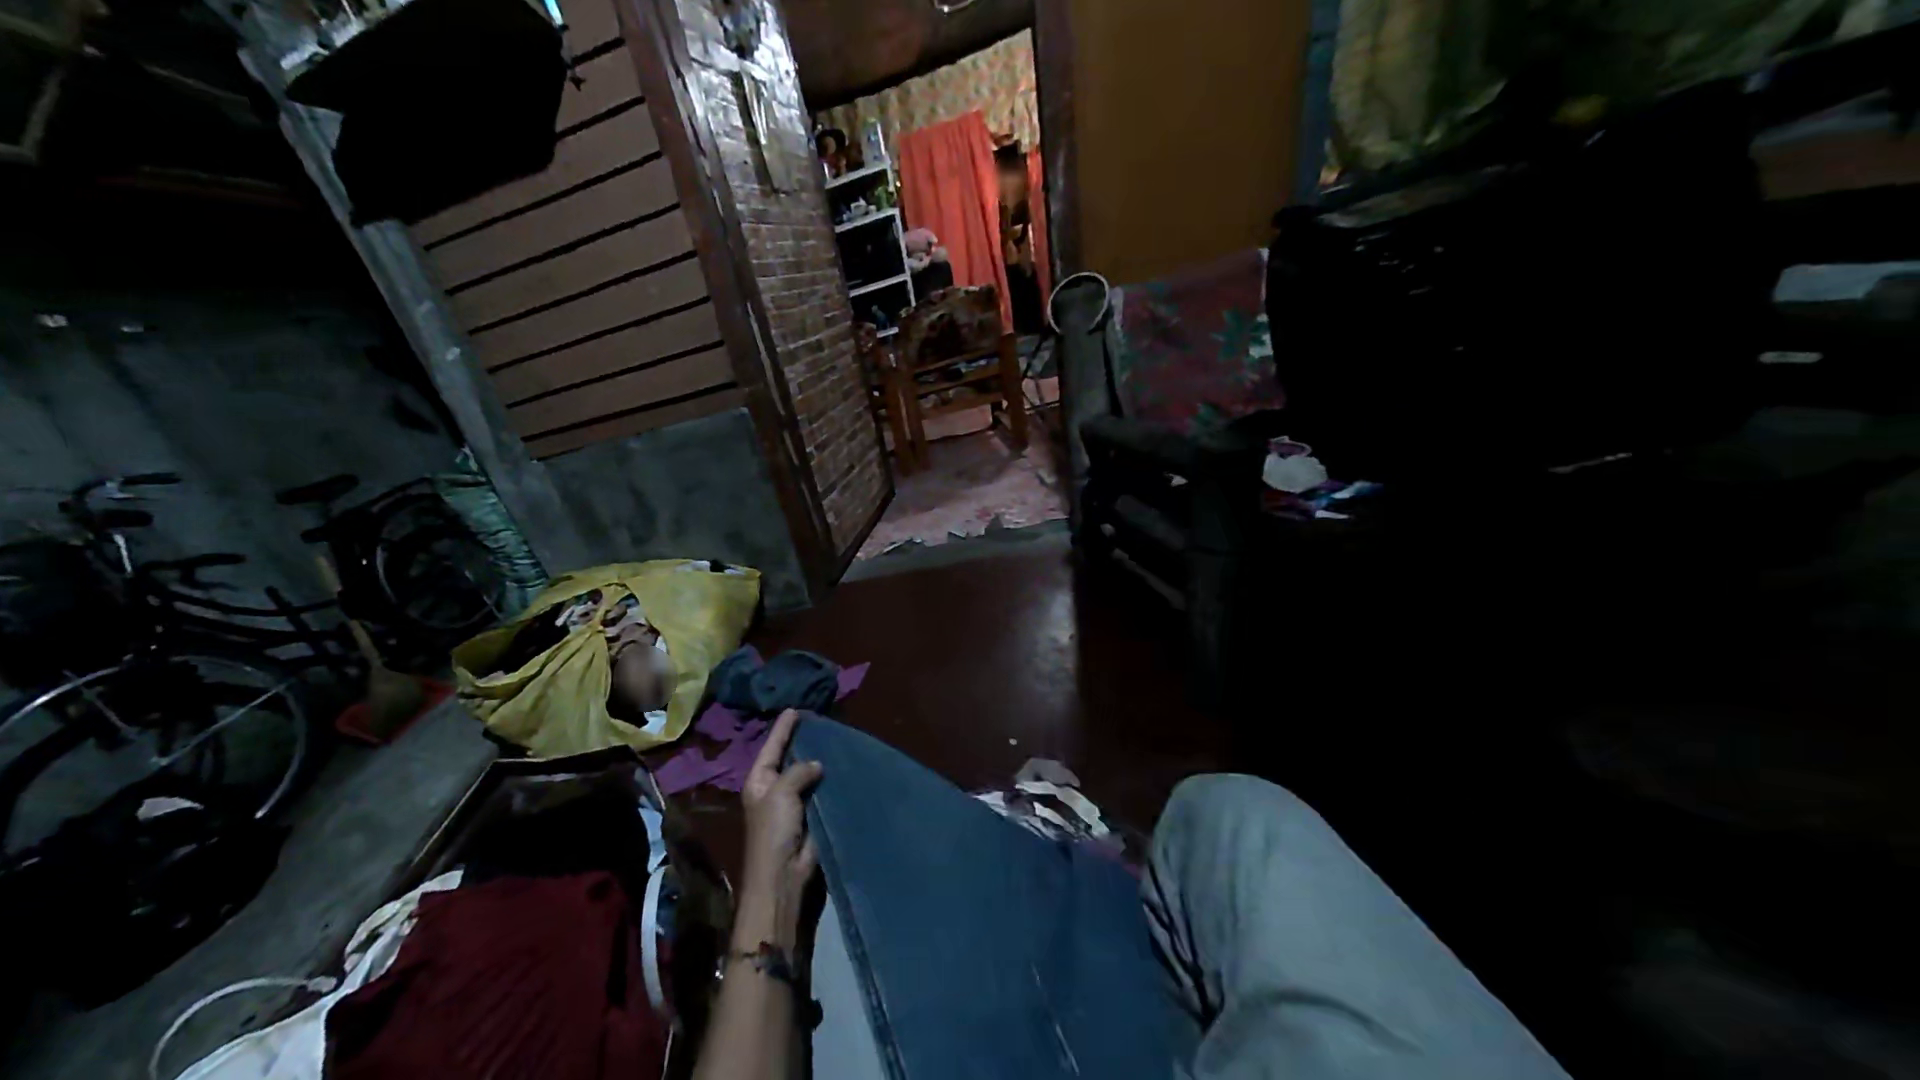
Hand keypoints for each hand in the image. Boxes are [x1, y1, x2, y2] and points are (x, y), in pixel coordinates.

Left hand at [737, 710, 822, 947]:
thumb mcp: (780, 793)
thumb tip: (816, 764)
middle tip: (820, 720)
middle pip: (789, 759)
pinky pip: (821, 791)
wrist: (783, 874)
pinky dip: (830, 779)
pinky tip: (843, 766)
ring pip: (807, 774)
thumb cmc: (773, 831)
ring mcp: (793, 803)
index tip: (794, 709)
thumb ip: (797, 771)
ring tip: (835, 738)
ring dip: (819, 760)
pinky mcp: (811, 816)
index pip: (771, 748)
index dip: (782, 729)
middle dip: (802, 742)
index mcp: (759, 781)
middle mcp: (775, 789)